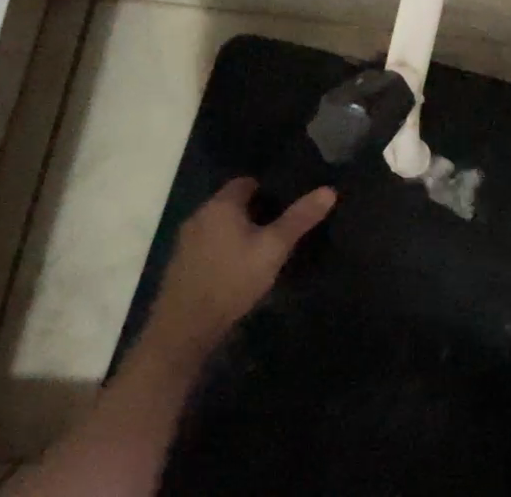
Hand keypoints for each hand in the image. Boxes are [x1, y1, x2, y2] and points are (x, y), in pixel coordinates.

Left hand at [145, 179, 336, 352]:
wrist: (185, 327)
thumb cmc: (233, 278)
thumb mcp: (274, 247)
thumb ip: (300, 218)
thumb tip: (329, 190)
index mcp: (220, 205)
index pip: (246, 182)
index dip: (269, 189)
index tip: (287, 204)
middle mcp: (199, 216)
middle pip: (232, 203)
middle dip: (256, 211)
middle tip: (281, 226)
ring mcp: (185, 241)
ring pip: (219, 225)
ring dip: (239, 231)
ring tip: (264, 247)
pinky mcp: (181, 264)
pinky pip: (208, 244)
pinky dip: (224, 248)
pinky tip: (239, 267)